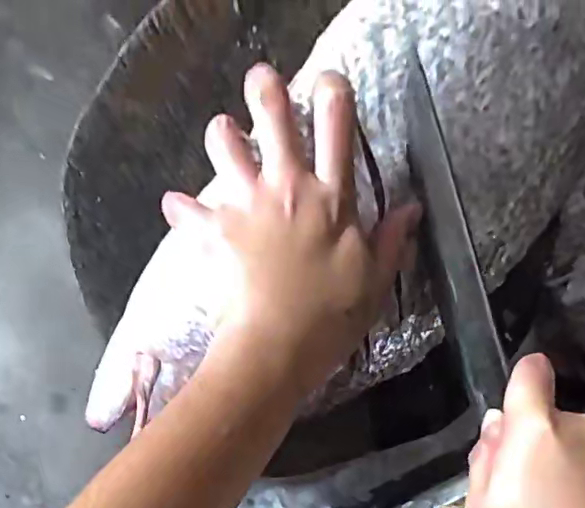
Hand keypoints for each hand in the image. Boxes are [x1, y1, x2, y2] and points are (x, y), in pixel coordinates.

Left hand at [160, 64, 419, 396]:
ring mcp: (250, 209)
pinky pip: (191, 213)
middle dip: (266, 92)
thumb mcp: (373, 283)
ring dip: (221, 136)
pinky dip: (180, 209)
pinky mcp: (217, 235)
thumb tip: (411, 209)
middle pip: (275, 121)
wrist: (277, 348)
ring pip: (227, 149)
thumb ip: (390, 242)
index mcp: (333, 198)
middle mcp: (289, 190)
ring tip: (221, 134)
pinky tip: (172, 204)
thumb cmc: (329, 320)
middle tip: (260, 83)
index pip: (338, 128)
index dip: (332, 94)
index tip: (325, 82)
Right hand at [466, 354, 584, 507]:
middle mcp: (576, 426)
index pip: (531, 374)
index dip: (519, 380)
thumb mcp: (479, 504)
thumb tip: (496, 427)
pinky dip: (570, 477)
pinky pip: (582, 461)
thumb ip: (484, 457)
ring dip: (547, 459)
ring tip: (537, 504)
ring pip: (563, 440)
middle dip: (523, 438)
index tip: (507, 409)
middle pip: (542, 415)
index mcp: (535, 428)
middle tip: (509, 481)